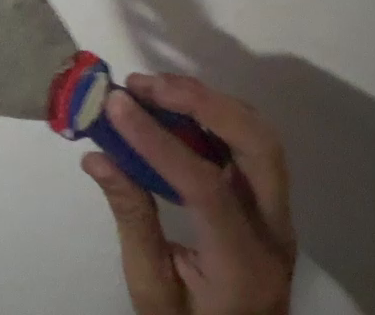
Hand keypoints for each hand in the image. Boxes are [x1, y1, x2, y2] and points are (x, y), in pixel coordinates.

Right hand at [81, 73, 295, 314]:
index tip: (114, 104)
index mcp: (243, 262)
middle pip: (258, 146)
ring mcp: (277, 214)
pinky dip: (211, 114)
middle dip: (201, 102)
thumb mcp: (151, 287)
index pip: (206, 186)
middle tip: (143, 86)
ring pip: (259, 136)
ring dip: (207, 101)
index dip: (158, 139)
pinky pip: (248, 143)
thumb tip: (97, 157)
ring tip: (151, 88)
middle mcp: (273, 231)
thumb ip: (132, 220)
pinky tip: (171, 108)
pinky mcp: (267, 202)